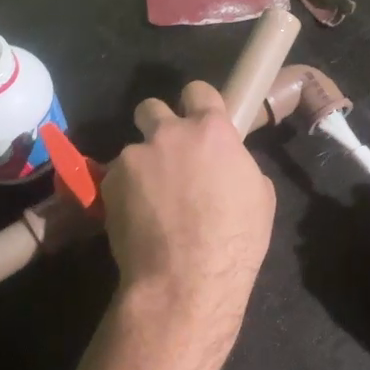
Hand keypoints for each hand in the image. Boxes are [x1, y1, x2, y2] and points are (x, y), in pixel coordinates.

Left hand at [101, 81, 275, 369]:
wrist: (186, 279)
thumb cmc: (235, 242)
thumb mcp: (259, 196)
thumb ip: (237, 165)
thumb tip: (225, 164)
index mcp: (211, 130)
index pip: (198, 90)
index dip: (197, 104)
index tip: (198, 121)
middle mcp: (169, 134)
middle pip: (152, 108)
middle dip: (158, 125)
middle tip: (168, 155)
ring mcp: (135, 156)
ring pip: (134, 149)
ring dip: (142, 166)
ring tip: (151, 201)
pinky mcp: (110, 182)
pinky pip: (118, 178)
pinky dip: (126, 192)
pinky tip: (138, 219)